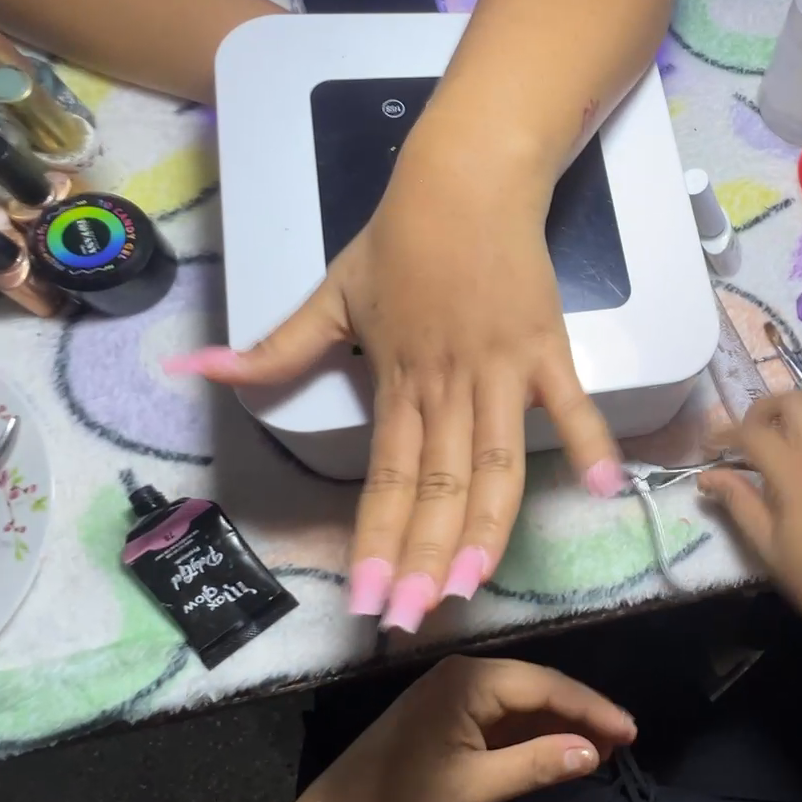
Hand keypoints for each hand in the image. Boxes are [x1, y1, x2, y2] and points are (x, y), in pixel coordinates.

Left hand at [166, 139, 623, 631]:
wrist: (463, 183)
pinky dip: (589, 441)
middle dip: (426, 555)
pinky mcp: (545, 348)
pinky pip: (570, 402)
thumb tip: (196, 374)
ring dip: (487, 524)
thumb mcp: (330, 294)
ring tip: (477, 583)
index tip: (368, 601)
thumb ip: (276, 348)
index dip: (378, 542)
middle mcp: (446, 388)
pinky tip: (605, 489)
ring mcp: (500, 370)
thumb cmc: (400, 240)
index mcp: (396, 381)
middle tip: (415, 617)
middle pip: (439, 485)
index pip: (387, 478)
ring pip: (495, 460)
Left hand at [307, 656, 635, 801]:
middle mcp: (468, 672)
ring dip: (561, 724)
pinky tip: (560, 748)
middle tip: (623, 742)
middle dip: (581, 714)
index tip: (631, 731)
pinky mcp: (453, 710)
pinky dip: (535, 732)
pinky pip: (505, 714)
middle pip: (539, 687)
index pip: (546, 685)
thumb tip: (594, 751)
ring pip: (525, 701)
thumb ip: (536, 764)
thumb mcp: (475, 787)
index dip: (592, 708)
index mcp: (470, 679)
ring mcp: (459, 689)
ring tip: (602, 749)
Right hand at [698, 393, 801, 646]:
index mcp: (799, 475)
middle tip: (751, 432)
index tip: (712, 444)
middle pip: (796, 402)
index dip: (726, 432)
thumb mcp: (767, 547)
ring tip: (790, 424)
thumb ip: (737, 502)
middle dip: (765, 408)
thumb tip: (707, 476)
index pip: (754, 432)